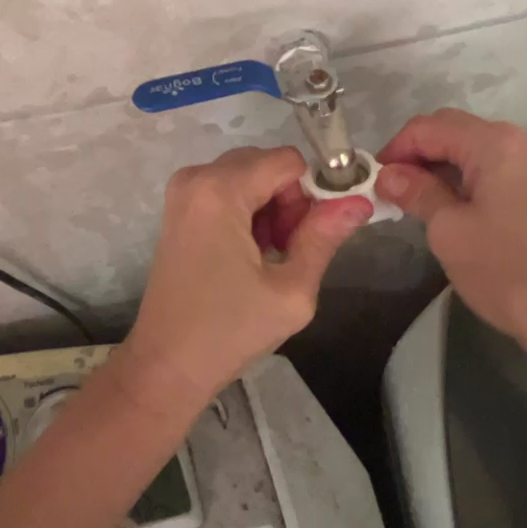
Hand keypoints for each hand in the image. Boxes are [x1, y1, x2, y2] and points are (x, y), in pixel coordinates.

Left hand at [118, 146, 371, 406]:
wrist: (166, 366)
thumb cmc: (228, 332)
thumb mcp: (291, 290)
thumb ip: (324, 237)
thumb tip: (360, 200)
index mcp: (220, 190)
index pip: (289, 162)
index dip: (310, 193)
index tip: (310, 236)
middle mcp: (197, 177)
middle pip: (267, 165)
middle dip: (288, 200)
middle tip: (287, 251)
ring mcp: (184, 191)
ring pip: (249, 176)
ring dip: (269, 208)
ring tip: (268, 258)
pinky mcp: (180, 208)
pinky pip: (228, 190)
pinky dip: (247, 212)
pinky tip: (248, 255)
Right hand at [375, 109, 526, 357]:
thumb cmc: (505, 269)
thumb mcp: (449, 230)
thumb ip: (416, 192)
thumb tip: (387, 175)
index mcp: (495, 143)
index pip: (429, 127)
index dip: (396, 148)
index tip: (372, 178)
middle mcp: (518, 141)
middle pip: (452, 130)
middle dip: (416, 154)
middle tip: (389, 188)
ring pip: (471, 149)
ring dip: (438, 166)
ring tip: (412, 199)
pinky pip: (491, 167)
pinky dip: (462, 178)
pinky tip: (446, 205)